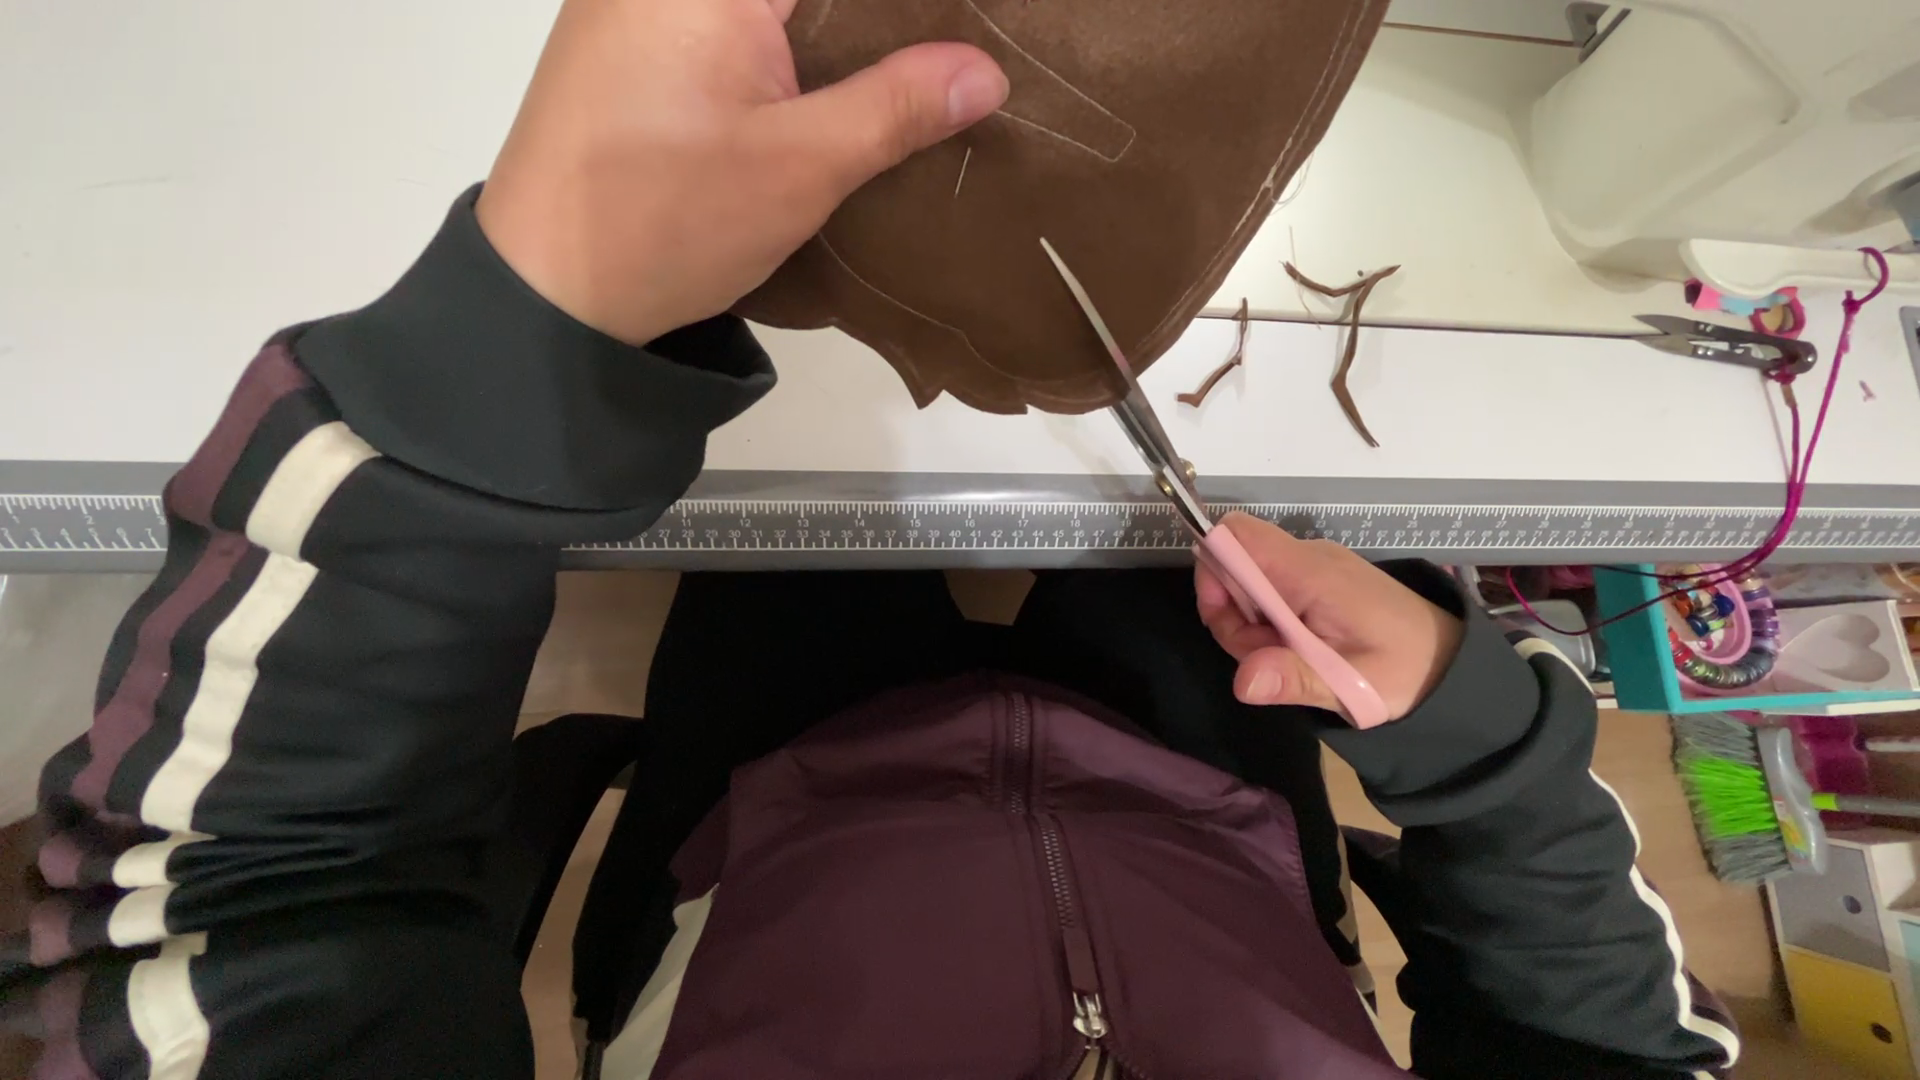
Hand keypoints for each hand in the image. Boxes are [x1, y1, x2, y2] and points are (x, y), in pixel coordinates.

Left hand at [476, 0, 1008, 344]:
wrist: (551, 290)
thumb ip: (894, 108)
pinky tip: (833, 101)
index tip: (961, 40)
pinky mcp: (633, 52)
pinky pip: (735, 35)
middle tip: (944, 69)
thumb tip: (987, 70)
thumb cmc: (672, 219)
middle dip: (877, 32)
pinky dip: (790, 63)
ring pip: (775, 16)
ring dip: (837, 49)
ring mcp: (641, 6)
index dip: (907, 15)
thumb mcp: (801, 169)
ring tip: (903, 87)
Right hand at [1197, 514, 1464, 719]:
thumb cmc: (1404, 671)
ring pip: (1247, 583)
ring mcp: (1310, 567)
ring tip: (1291, 657)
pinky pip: (1268, 590)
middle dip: (1231, 614)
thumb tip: (1243, 682)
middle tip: (1266, 656)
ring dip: (1250, 625)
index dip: (1212, 567)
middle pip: (1233, 565)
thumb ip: (1294, 679)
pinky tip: (1298, 648)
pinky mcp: (1315, 580)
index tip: (1222, 614)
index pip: (1236, 533)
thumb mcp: (1350, 687)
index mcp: (1309, 572)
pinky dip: (1268, 623)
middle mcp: (1305, 558)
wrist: (1451, 663)